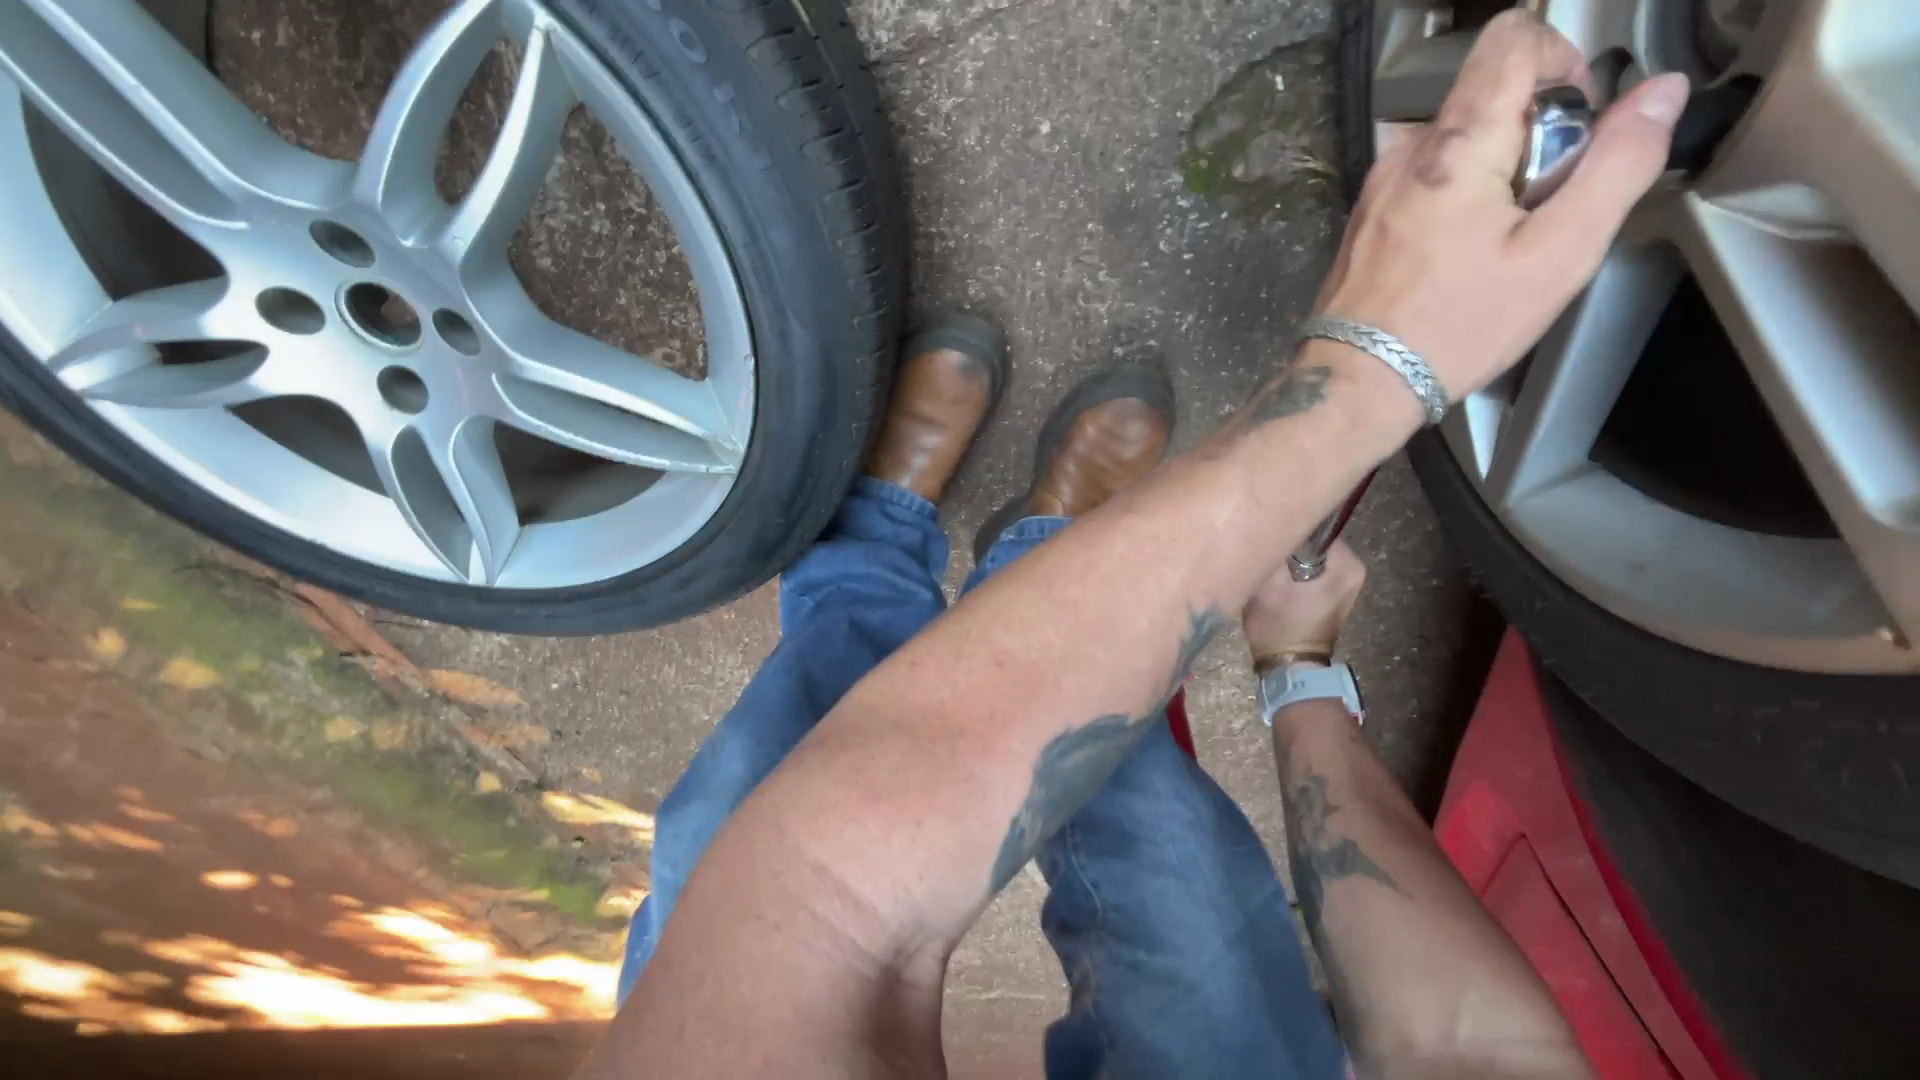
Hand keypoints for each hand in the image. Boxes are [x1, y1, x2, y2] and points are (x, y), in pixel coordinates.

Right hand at [1243, 540, 1366, 670]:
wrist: (1289, 666)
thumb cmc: (1278, 624)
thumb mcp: (1268, 583)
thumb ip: (1275, 549)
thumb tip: (1270, 526)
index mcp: (1345, 563)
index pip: (1313, 527)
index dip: (1287, 530)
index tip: (1267, 538)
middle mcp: (1354, 568)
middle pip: (1313, 540)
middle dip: (1289, 545)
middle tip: (1265, 555)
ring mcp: (1348, 581)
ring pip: (1311, 555)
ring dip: (1291, 558)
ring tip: (1269, 566)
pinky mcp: (1336, 592)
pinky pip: (1314, 568)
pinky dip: (1296, 570)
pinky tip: (1280, 580)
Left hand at [1318, 9, 1688, 398]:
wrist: (1358, 382)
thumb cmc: (1455, 327)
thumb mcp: (1560, 253)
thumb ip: (1618, 164)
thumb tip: (1660, 92)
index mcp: (1452, 147)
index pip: (1509, 40)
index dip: (1561, 59)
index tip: (1577, 121)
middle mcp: (1403, 156)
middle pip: (1485, 98)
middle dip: (1533, 134)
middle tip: (1541, 205)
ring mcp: (1374, 191)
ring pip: (1454, 146)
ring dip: (1494, 174)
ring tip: (1499, 241)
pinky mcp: (1363, 224)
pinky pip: (1423, 186)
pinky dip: (1454, 202)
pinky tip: (1458, 259)